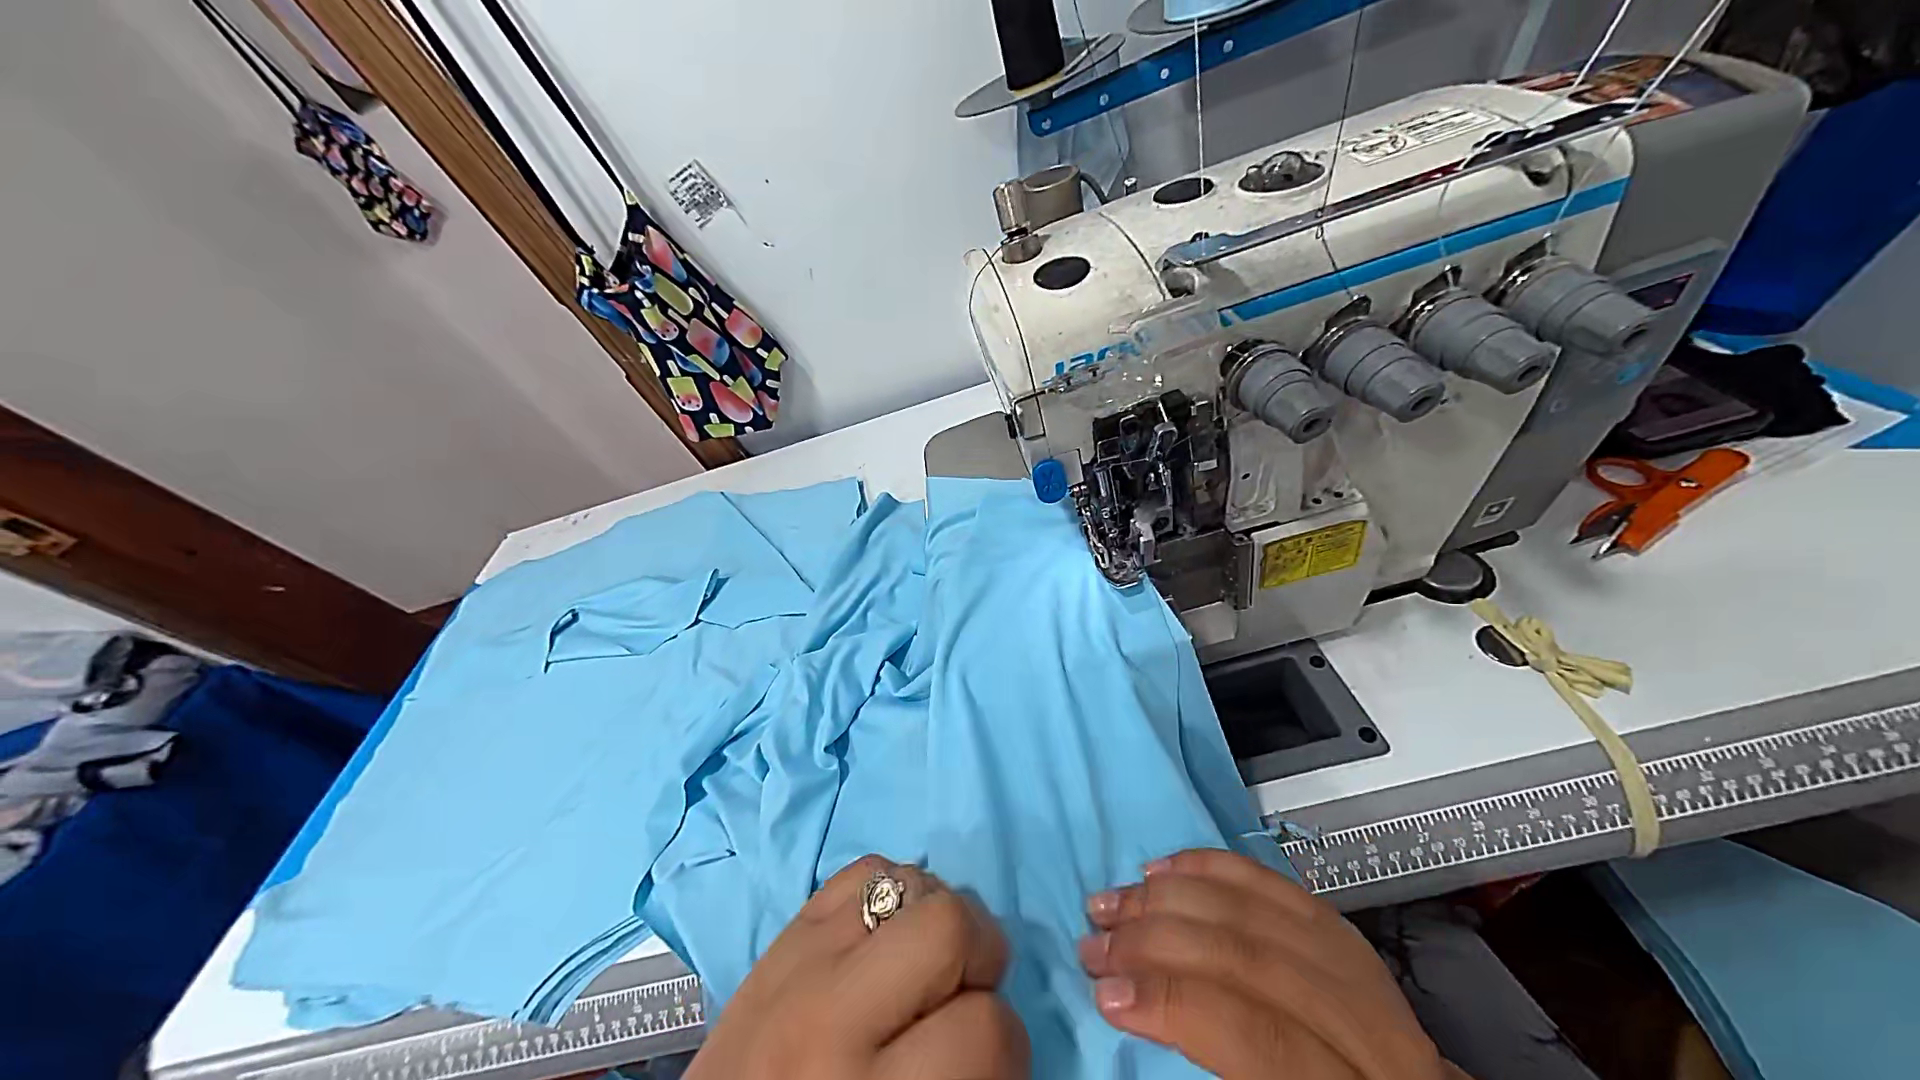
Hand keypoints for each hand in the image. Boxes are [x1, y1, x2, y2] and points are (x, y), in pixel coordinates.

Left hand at [686, 856, 1028, 1079]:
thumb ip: (964, 1074)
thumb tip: (999, 1015)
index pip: (986, 1026)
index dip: (1007, 1045)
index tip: (991, 1062)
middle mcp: (828, 1017)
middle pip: (947, 925)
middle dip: (980, 954)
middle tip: (967, 993)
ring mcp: (796, 962)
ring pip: (906, 879)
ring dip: (936, 916)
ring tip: (926, 961)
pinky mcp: (780, 934)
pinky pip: (858, 871)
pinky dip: (888, 892)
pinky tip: (887, 936)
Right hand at [1080, 848, 1454, 1079]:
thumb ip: (1212, 1062)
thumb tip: (1126, 1003)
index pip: (1258, 1031)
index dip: (1173, 1002)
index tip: (1106, 995)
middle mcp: (1374, 1032)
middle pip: (1251, 957)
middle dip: (1157, 941)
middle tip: (1095, 943)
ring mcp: (1365, 973)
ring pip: (1256, 910)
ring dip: (1170, 899)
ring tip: (1113, 905)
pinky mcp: (1348, 936)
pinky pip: (1275, 885)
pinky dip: (1212, 869)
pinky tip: (1163, 870)